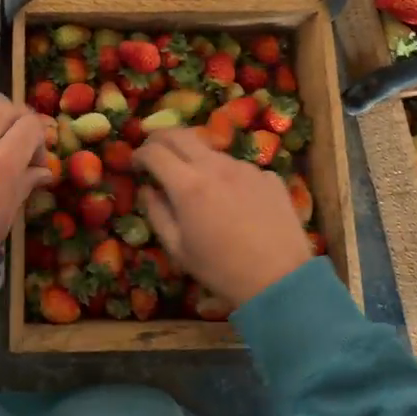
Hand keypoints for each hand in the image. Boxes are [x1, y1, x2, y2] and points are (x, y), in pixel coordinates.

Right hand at [133, 130, 311, 307]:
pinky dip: (227, 176)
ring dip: (196, 158)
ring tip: (198, 183)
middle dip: (161, 139)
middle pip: (181, 135)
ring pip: (212, 151)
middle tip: (155, 153)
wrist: (280, 280)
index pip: (155, 152)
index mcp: (188, 185)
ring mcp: (245, 168)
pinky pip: (239, 168)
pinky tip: (233, 201)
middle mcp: (216, 166)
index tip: (136, 164)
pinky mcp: (268, 176)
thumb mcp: (178, 249)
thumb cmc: (221, 270)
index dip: (140, 154)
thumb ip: (157, 213)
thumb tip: (149, 189)